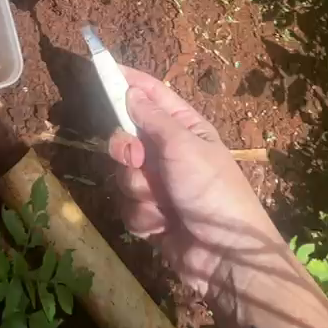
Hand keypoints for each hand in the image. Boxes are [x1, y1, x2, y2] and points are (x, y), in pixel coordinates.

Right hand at [105, 65, 274, 301]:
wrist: (227, 258)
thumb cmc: (211, 190)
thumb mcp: (183, 145)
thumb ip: (152, 117)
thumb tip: (130, 90)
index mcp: (183, 128)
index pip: (150, 94)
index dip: (126, 81)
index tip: (100, 69)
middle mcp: (168, 152)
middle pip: (126, 134)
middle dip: (126, 149)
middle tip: (136, 159)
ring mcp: (158, 184)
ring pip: (123, 172)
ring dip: (138, 188)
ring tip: (162, 203)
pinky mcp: (150, 214)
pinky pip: (127, 204)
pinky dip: (142, 215)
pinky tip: (161, 225)